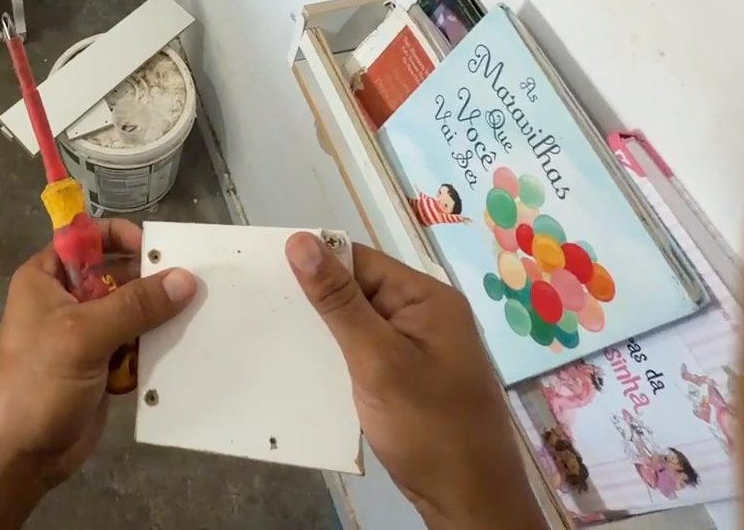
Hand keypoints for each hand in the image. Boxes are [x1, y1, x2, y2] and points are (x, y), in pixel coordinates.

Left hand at [0, 219, 198, 485]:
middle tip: (191, 283)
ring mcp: (84, 331)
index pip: (85, 238)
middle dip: (148, 279)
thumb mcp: (85, 334)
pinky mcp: (101, 362)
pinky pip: (135, 341)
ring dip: (156, 314)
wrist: (23, 455)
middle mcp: (65, 297)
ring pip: (129, 308)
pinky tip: (180, 345)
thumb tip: (185, 278)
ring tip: (195, 313)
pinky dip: (153, 343)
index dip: (118, 236)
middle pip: (114, 272)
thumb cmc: (40, 381)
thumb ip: (135, 305)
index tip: (154, 249)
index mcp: (46, 276)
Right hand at [286, 232, 543, 529]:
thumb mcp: (377, 360)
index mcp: (427, 298)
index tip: (270, 273)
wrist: (474, 510)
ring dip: (327, 327)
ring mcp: (420, 346)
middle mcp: (426, 314)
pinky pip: (367, 346)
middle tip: (269, 306)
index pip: (360, 259)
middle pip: (359, 286)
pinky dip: (341, 352)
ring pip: (359, 319)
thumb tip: (299, 240)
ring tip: (282, 331)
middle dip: (319, 297)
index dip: (317, 263)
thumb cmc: (430, 429)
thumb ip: (338, 300)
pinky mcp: (410, 375)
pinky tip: (313, 362)